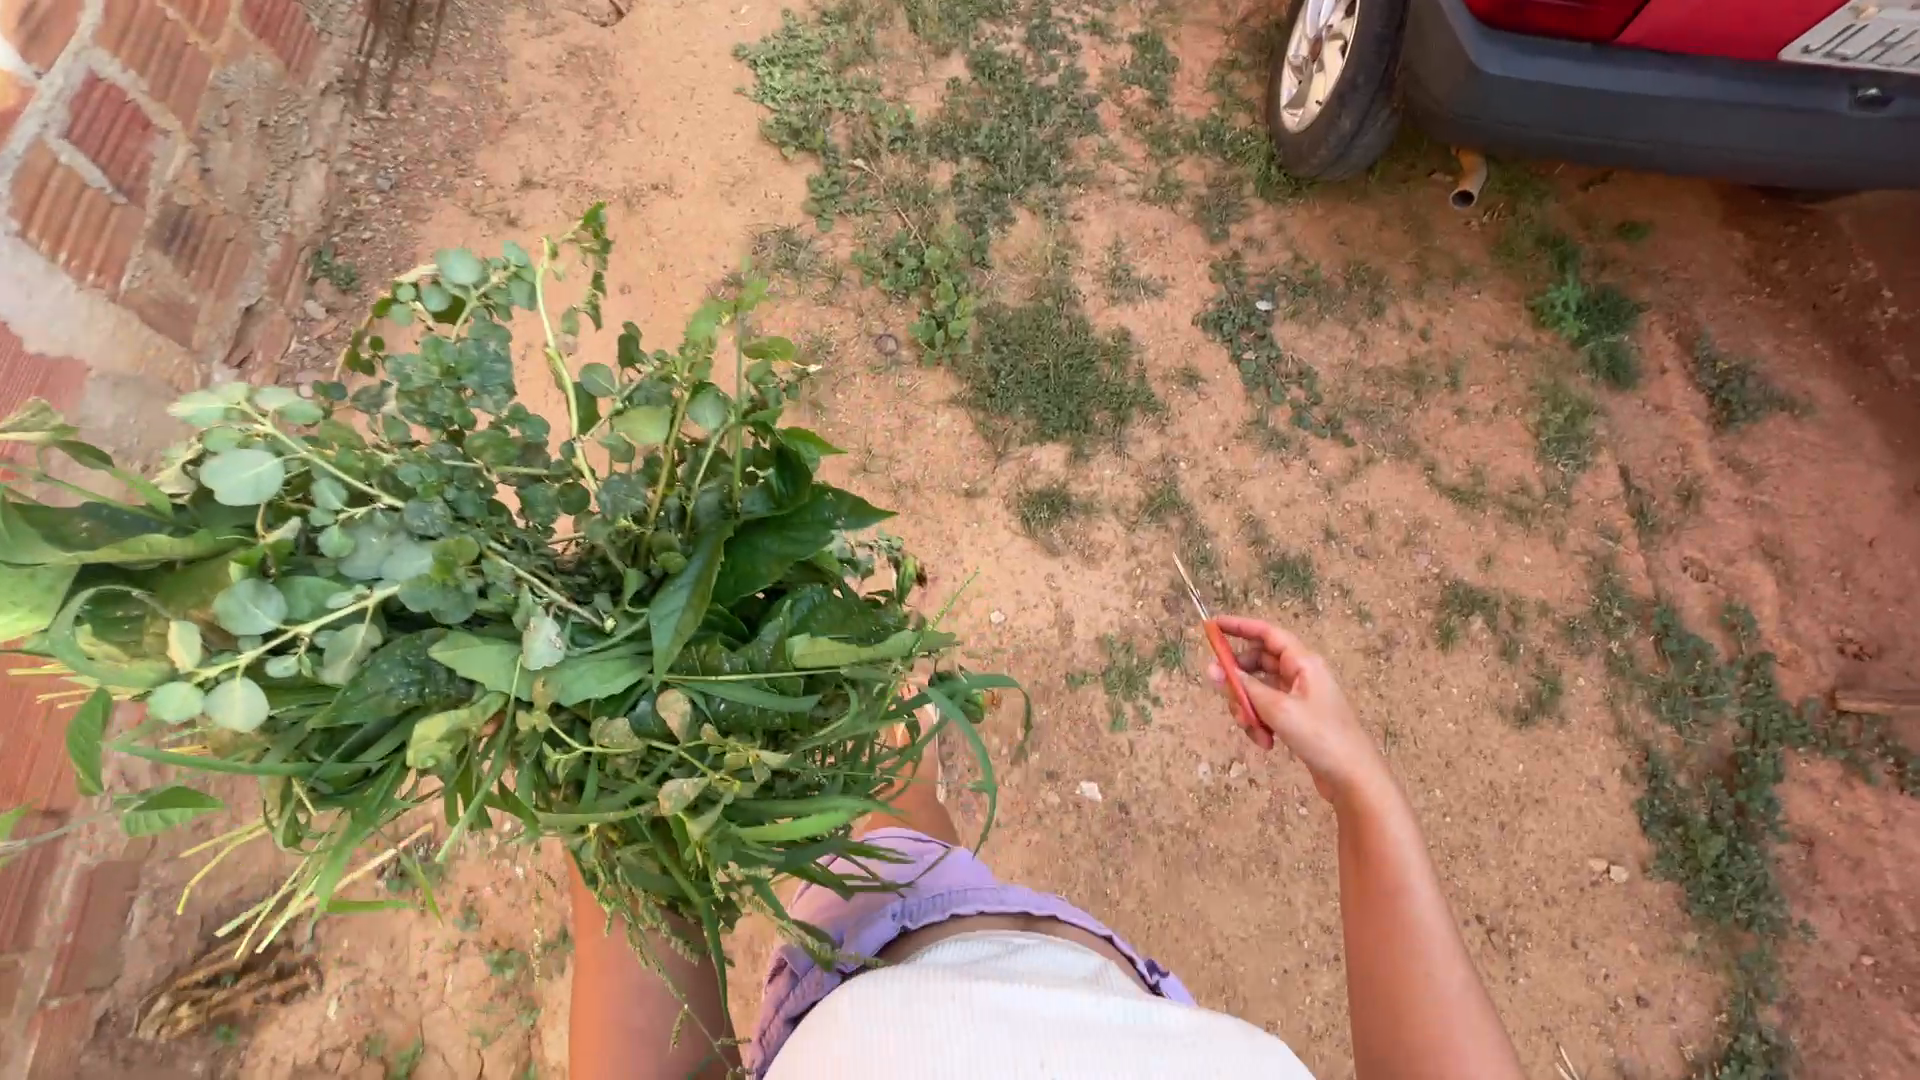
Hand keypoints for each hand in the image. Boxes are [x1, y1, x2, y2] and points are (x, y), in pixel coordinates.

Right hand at [1207, 616, 1392, 811]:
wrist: (1353, 778)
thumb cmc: (1319, 736)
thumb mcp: (1276, 709)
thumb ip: (1243, 687)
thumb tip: (1212, 668)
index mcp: (1303, 662)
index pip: (1266, 633)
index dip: (1239, 626)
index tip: (1212, 626)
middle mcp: (1301, 673)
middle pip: (1257, 662)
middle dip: (1238, 679)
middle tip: (1222, 691)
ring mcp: (1298, 696)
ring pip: (1258, 689)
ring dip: (1248, 707)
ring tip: (1251, 729)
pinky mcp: (1296, 716)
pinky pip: (1266, 709)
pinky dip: (1259, 723)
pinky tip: (1265, 742)